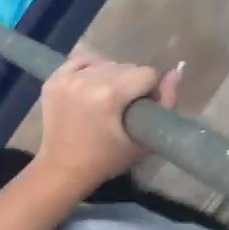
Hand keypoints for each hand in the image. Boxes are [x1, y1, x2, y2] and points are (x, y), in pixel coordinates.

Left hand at [33, 53, 180, 195]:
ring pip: (105, 64)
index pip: (146, 73)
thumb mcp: (142, 140)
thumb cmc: (106, 160)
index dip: (151, 91)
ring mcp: (67, 78)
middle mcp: (86, 80)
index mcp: (109, 94)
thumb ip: (165, 104)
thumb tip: (175, 72)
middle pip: (126, 67)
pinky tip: (92, 86)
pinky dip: (90, 70)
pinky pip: (80, 61)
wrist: (62, 168)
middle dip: (131, 83)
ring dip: (111, 77)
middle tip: (124, 107)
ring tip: (107, 99)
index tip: (144, 108)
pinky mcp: (53, 80)